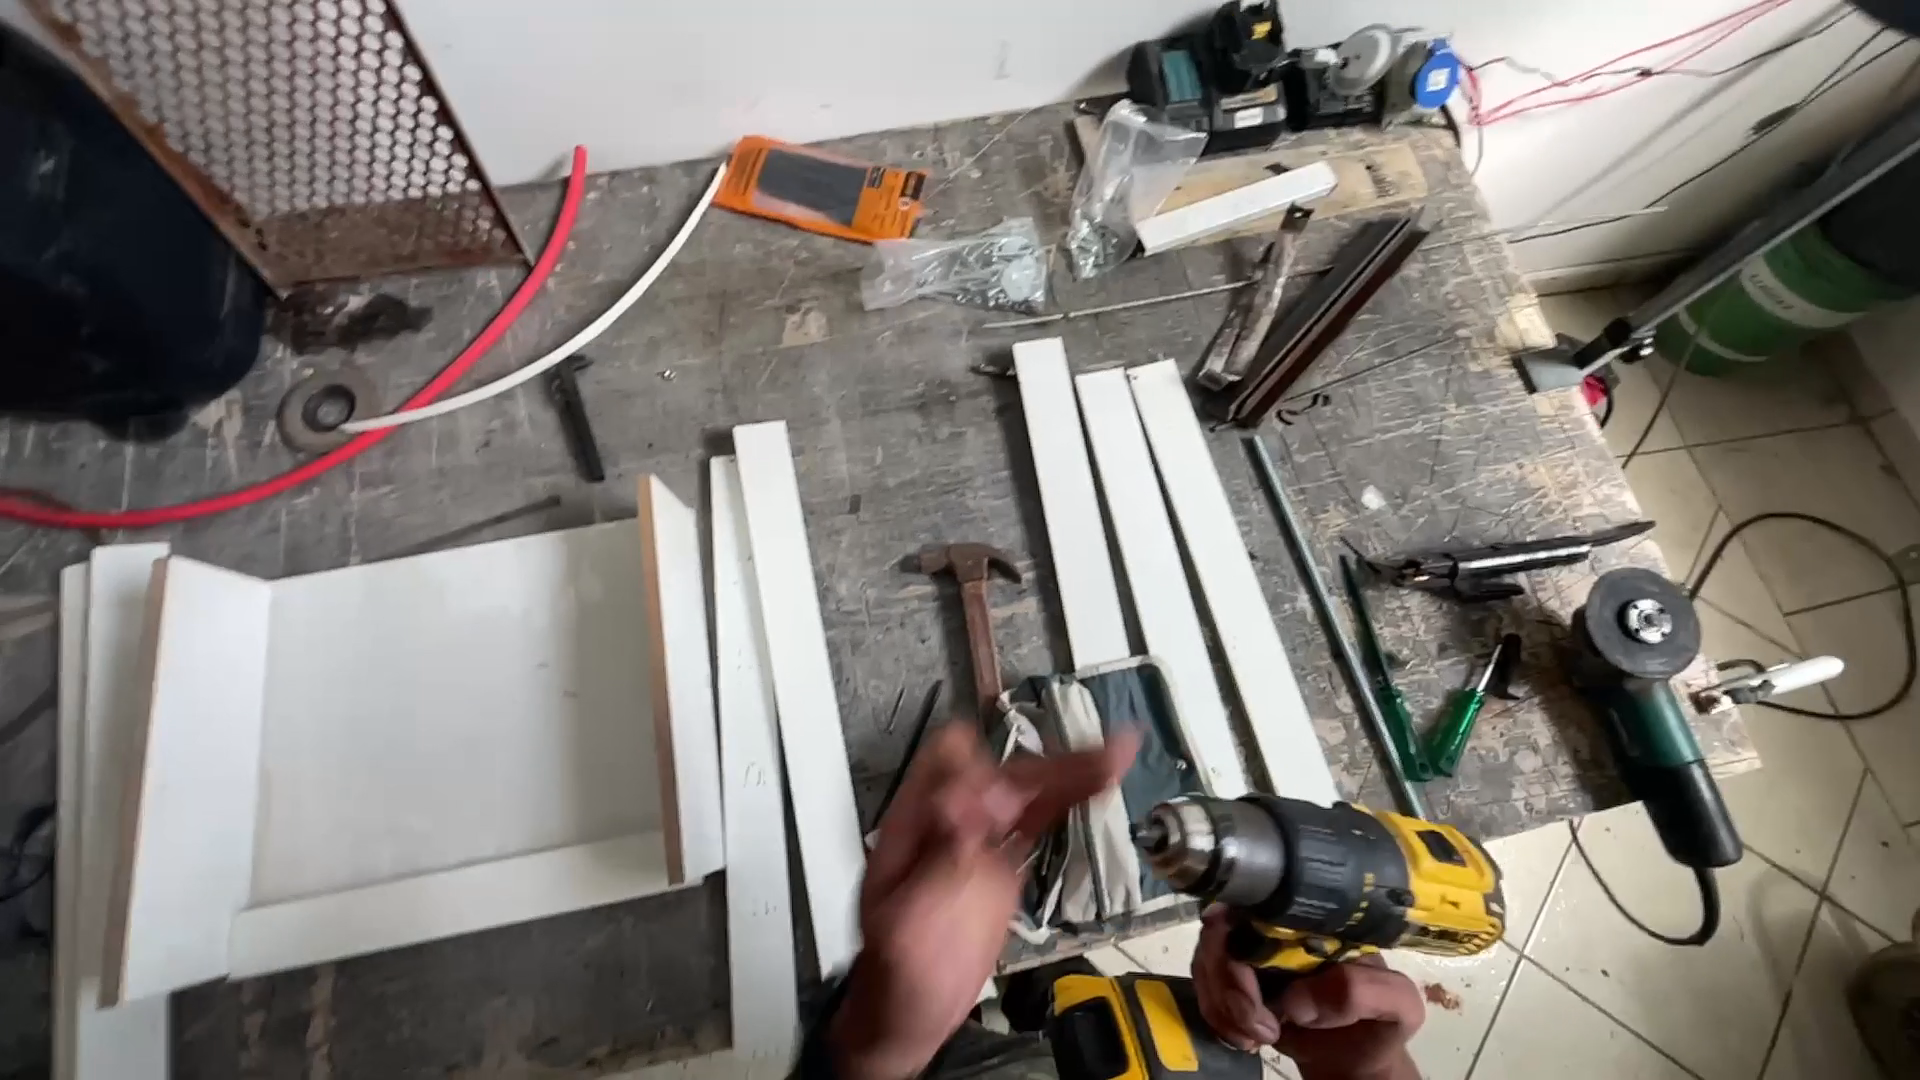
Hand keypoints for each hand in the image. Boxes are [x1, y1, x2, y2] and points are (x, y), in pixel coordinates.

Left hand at [829, 722, 1137, 1079]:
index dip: (986, 767)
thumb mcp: (907, 922)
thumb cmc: (895, 974)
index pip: (949, 761)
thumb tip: (962, 802)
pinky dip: (1071, 797)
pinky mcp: (1005, 858)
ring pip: (1028, 788)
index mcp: (916, 821)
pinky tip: (1101, 782)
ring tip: (1117, 753)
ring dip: (1070, 769)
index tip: (1016, 791)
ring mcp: (980, 836)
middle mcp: (950, 817)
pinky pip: (1040, 817)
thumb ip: (940, 861)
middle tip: (1100, 756)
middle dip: (1049, 762)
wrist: (908, 1016)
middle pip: (1003, 771)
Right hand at [1191, 906, 1423, 1079]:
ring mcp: (1244, 950)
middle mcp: (1267, 924)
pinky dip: (1216, 1017)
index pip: (1255, 896)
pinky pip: (1202, 987)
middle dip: (1228, 980)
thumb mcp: (1397, 1006)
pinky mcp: (1228, 979)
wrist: (1352, 1063)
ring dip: (1223, 1005)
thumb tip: (1296, 999)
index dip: (1231, 918)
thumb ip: (1364, 991)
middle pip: (1219, 929)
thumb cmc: (1377, 1025)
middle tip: (1258, 1025)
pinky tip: (1243, 1037)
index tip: (1232, 954)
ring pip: (1205, 958)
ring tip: (1258, 1037)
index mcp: (1304, 917)